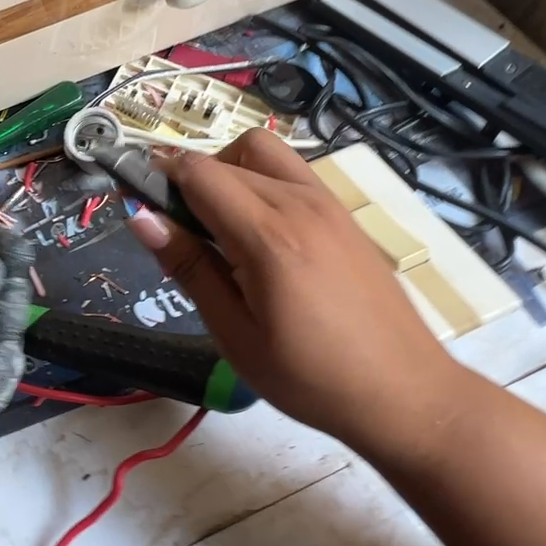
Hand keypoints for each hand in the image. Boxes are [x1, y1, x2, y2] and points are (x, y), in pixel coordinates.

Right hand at [126, 130, 477, 453]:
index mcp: (268, 237)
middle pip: (224, 159)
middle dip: (188, 180)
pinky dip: (259, 180)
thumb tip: (140, 217)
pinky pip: (288, 171)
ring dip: (226, 171)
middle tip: (177, 231)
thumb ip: (189, 266)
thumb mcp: (234, 333)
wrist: (406, 394)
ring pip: (260, 151)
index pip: (198, 172)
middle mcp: (299, 205)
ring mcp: (328, 203)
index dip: (159, 177)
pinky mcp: (343, 213)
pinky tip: (259, 232)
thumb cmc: (310, 377)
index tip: (139, 202)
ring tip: (219, 224)